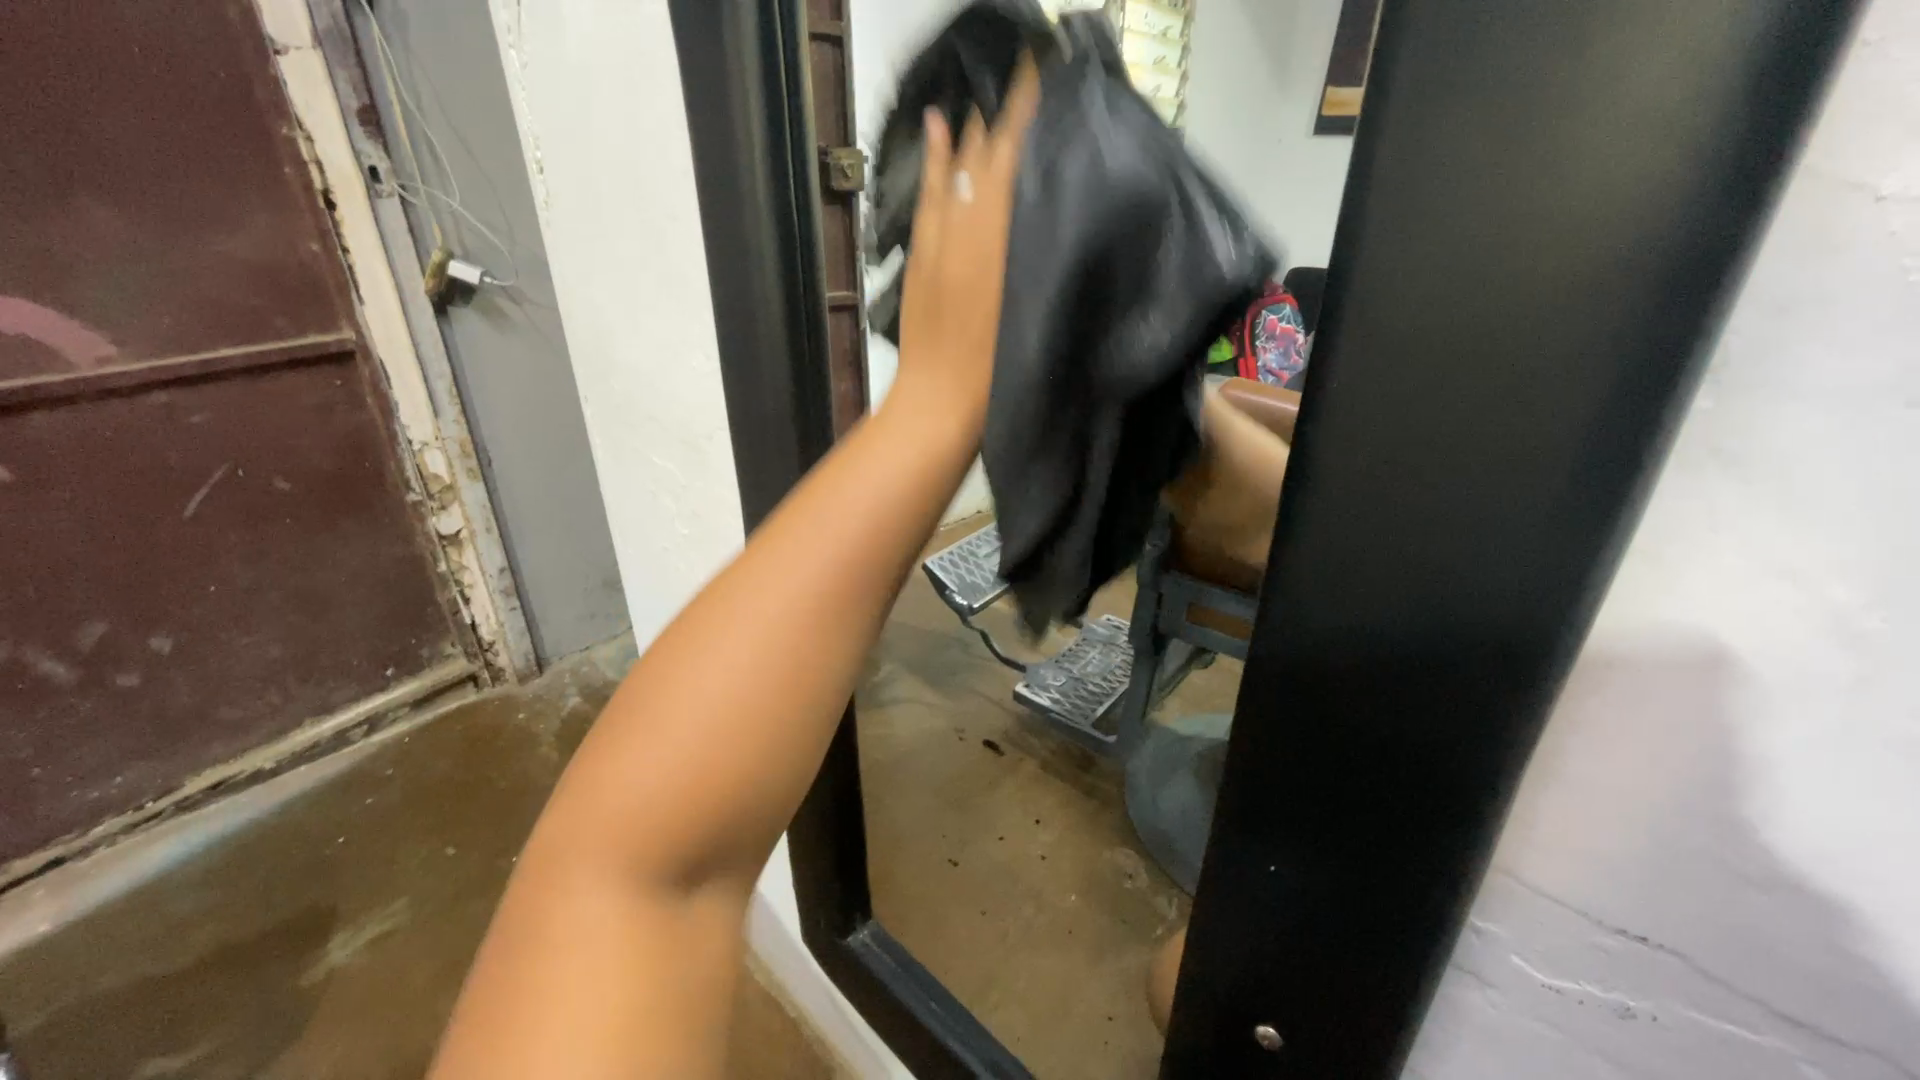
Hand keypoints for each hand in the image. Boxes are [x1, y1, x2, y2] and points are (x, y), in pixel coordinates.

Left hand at [889, 57, 1040, 427]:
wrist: (940, 401)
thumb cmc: (1001, 371)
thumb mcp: (1040, 314)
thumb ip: (1049, 259)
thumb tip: (1061, 207)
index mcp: (1006, 239)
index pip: (1018, 157)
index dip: (1030, 113)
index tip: (1048, 75)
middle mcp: (972, 225)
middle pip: (992, 155)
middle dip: (1010, 117)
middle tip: (1032, 85)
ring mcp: (942, 238)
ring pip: (962, 169)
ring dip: (979, 132)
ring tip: (995, 97)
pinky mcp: (921, 253)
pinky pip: (929, 194)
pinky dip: (937, 158)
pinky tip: (941, 123)